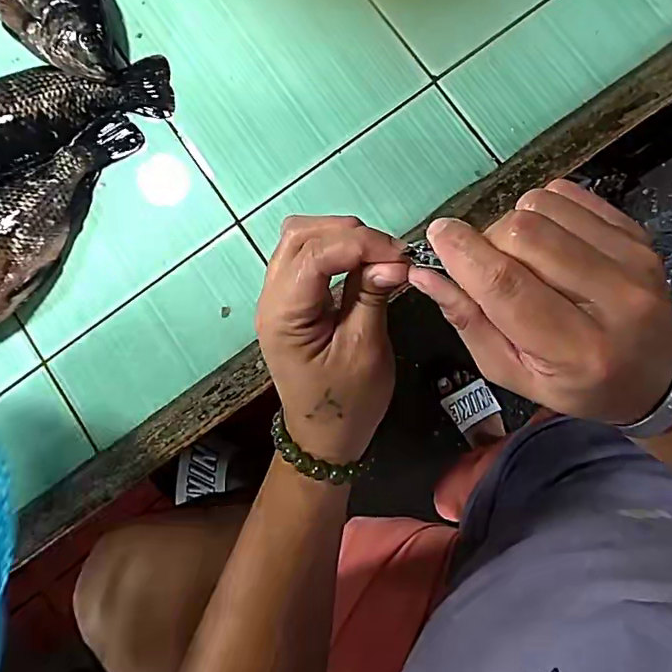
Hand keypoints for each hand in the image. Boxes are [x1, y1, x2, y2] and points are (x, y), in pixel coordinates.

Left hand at [255, 216, 409, 463]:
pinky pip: (304, 255)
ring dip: (339, 236)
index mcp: (284, 314)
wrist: (322, 438)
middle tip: (390, 253)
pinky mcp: (289, 297)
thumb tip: (393, 259)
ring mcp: (276, 295)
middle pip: (299, 235)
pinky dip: (333, 248)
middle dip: (348, 233)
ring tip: (378, 254)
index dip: (360, 244)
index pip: (314, 254)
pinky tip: (360, 260)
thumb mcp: (366, 351)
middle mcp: (271, 297)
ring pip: (299, 238)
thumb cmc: (345, 404)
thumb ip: (372, 296)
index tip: (400, 254)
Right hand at [408, 180, 671, 424]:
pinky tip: (548, 239)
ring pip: (541, 206)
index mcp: (576, 349)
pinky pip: (566, 194)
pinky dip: (541, 208)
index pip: (506, 284)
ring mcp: (633, 261)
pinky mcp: (637, 234)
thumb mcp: (508, 369)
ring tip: (523, 255)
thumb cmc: (572, 381)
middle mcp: (615, 301)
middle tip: (490, 263)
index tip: (438, 235)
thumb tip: (422, 273)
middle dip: (488, 241)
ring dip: (514, 223)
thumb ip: (465, 319)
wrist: (654, 376)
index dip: (462, 252)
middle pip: (523, 233)